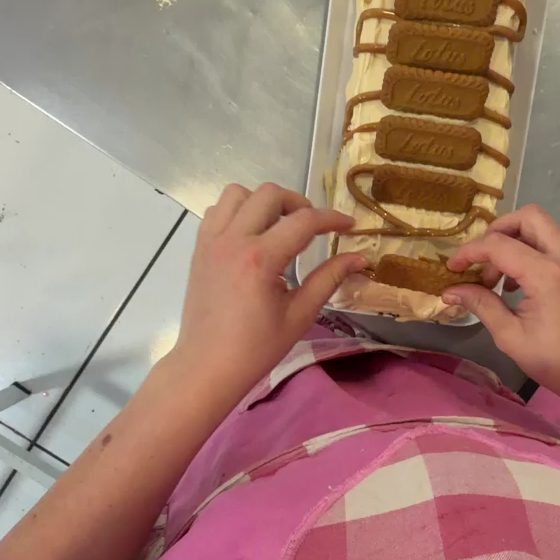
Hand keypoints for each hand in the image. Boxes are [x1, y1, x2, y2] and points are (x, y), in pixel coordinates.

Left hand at [168, 183, 365, 397]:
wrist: (207, 366)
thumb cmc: (256, 348)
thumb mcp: (299, 315)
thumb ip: (329, 279)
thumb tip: (359, 259)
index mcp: (260, 260)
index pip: (303, 222)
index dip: (332, 219)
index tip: (348, 226)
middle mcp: (232, 241)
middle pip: (269, 194)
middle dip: (298, 204)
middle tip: (312, 228)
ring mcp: (211, 241)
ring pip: (238, 194)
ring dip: (264, 202)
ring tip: (279, 227)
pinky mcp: (199, 248)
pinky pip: (217, 211)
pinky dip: (238, 212)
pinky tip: (252, 236)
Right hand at [444, 204, 559, 402]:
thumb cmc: (557, 362)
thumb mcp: (511, 337)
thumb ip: (482, 305)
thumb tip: (450, 292)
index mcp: (547, 275)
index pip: (499, 245)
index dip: (470, 252)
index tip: (452, 268)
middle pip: (528, 217)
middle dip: (497, 231)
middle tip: (481, 260)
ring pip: (542, 228)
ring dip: (514, 242)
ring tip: (498, 279)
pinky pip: (553, 244)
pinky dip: (531, 252)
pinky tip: (519, 284)